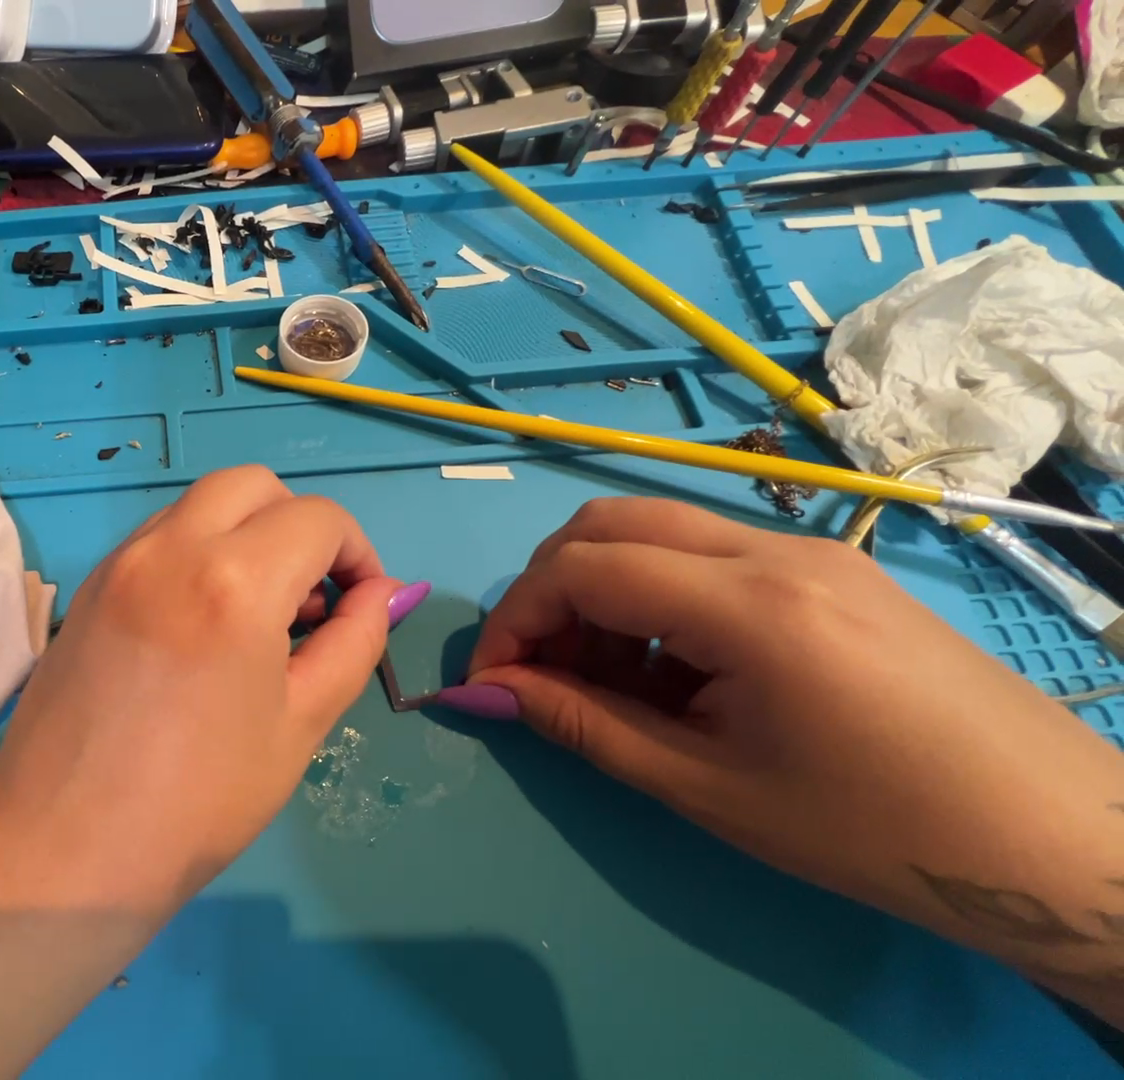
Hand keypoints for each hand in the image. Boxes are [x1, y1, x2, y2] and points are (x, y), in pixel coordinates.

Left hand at [0, 466, 419, 906]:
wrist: (66, 846)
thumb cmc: (199, 800)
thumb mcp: (301, 722)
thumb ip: (354, 642)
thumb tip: (384, 593)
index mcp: (233, 580)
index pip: (318, 520)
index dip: (358, 554)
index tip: (361, 606)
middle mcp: (169, 548)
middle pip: (252, 485)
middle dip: (298, 525)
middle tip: (309, 598)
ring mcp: (118, 562)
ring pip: (198, 505)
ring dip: (244, 533)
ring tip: (256, 614)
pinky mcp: (87, 586)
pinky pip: (157, 538)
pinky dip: (196, 552)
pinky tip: (201, 624)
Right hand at [439, 497, 1123, 1013]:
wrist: (1063, 847)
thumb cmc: (873, 830)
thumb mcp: (704, 786)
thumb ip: (581, 724)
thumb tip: (488, 691)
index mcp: (750, 604)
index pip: (582, 567)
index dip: (514, 617)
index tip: (491, 679)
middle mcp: (773, 551)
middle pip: (607, 523)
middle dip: (545, 588)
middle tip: (537, 665)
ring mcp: (806, 551)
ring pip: (651, 529)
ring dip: (595, 588)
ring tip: (600, 674)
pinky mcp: (825, 569)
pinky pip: (701, 554)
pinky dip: (648, 595)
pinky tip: (666, 666)